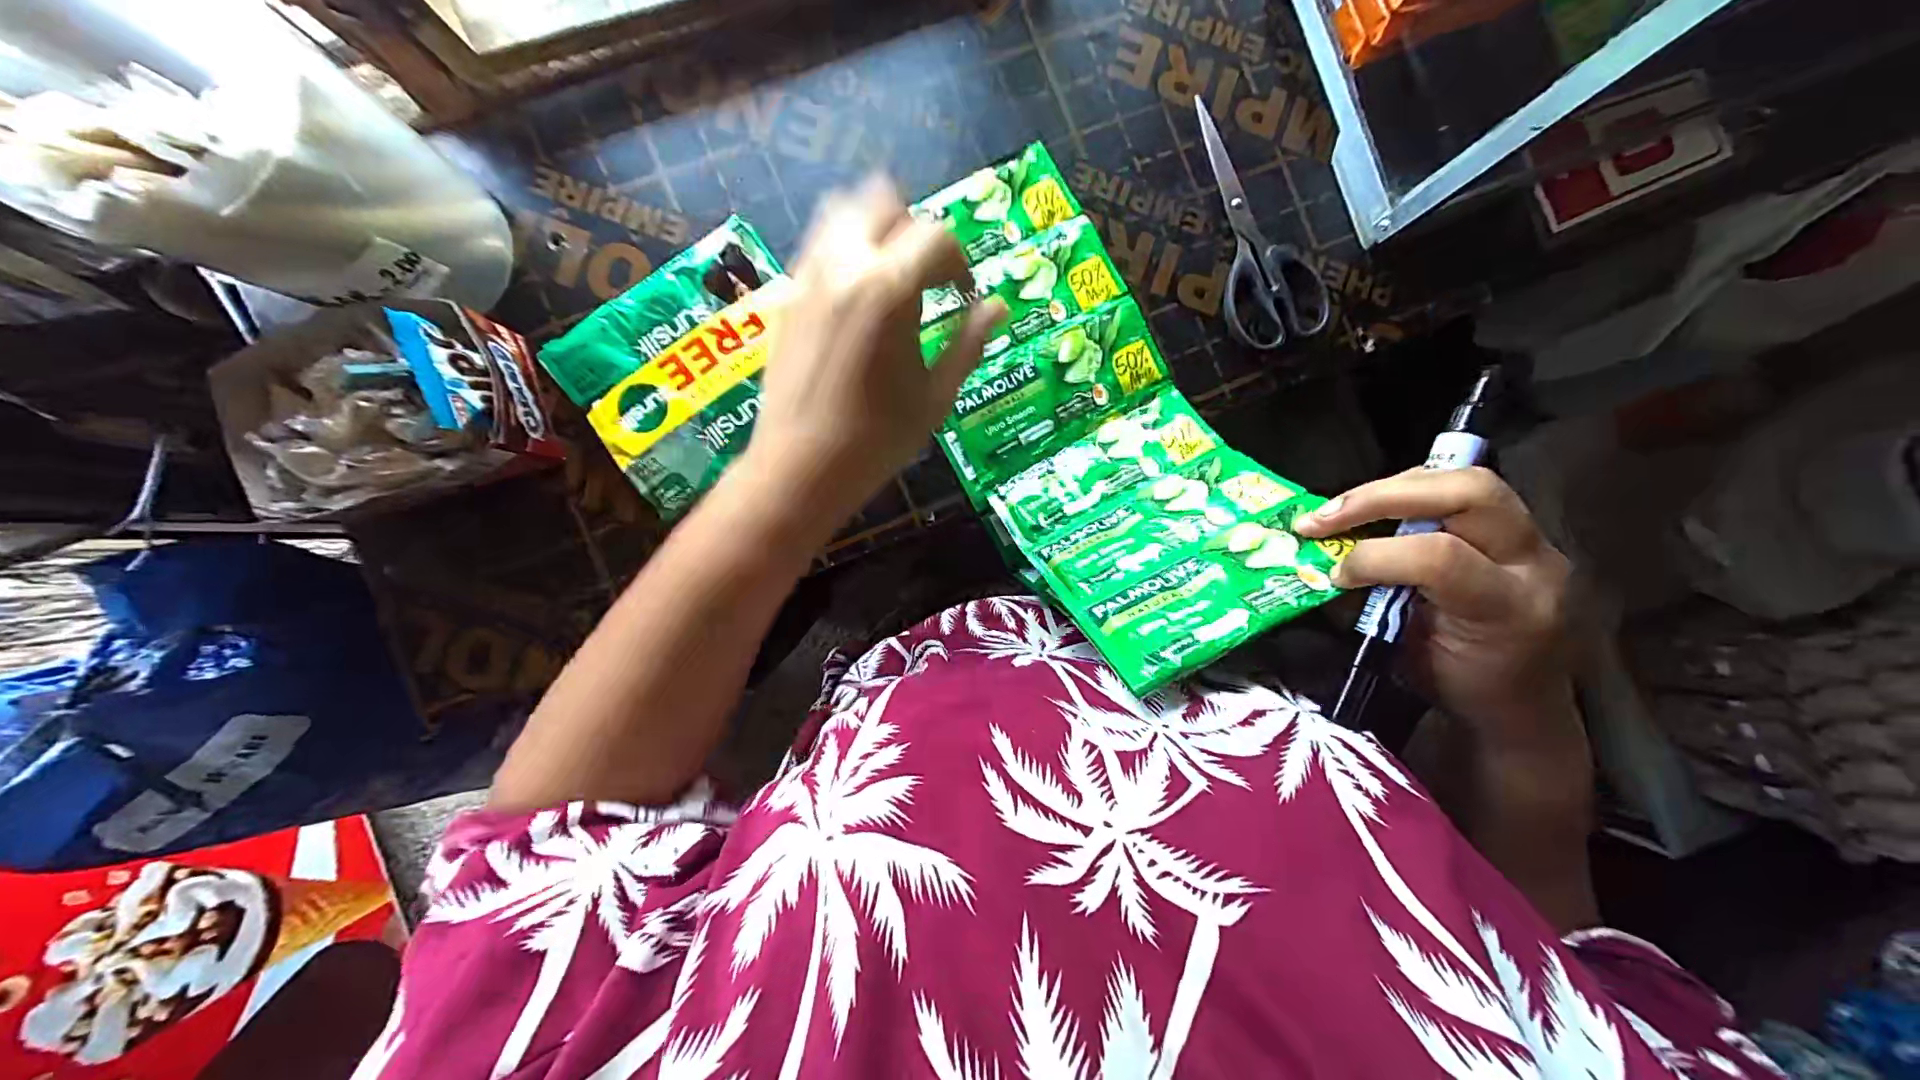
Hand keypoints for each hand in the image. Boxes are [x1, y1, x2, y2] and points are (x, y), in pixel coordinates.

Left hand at [739, 176, 1006, 542]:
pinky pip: (817, 247)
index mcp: (891, 288)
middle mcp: (845, 265)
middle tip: (927, 275)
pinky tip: (856, 299)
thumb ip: (969, 342)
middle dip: (914, 229)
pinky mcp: (787, 296)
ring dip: (874, 230)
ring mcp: (808, 276)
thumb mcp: (936, 396)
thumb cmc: (877, 440)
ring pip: (841, 212)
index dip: (959, 261)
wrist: (799, 467)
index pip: (936, 236)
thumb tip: (997, 307)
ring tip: (890, 277)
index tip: (963, 294)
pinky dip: (843, 252)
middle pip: (883, 200)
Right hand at [1293, 466, 1574, 735]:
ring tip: (1339, 509)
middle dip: (1382, 496)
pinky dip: (1409, 493)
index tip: (1334, 576)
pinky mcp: (1521, 532)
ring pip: (1467, 480)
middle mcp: (1534, 564)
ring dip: (1391, 487)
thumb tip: (1325, 569)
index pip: (1440, 557)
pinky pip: (1462, 492)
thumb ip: (1378, 607)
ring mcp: (1535, 542)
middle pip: (1468, 492)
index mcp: (1507, 607)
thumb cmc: (1458, 688)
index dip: (1374, 557)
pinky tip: (1373, 508)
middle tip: (1322, 517)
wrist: (1522, 706)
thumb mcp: (1411, 657)